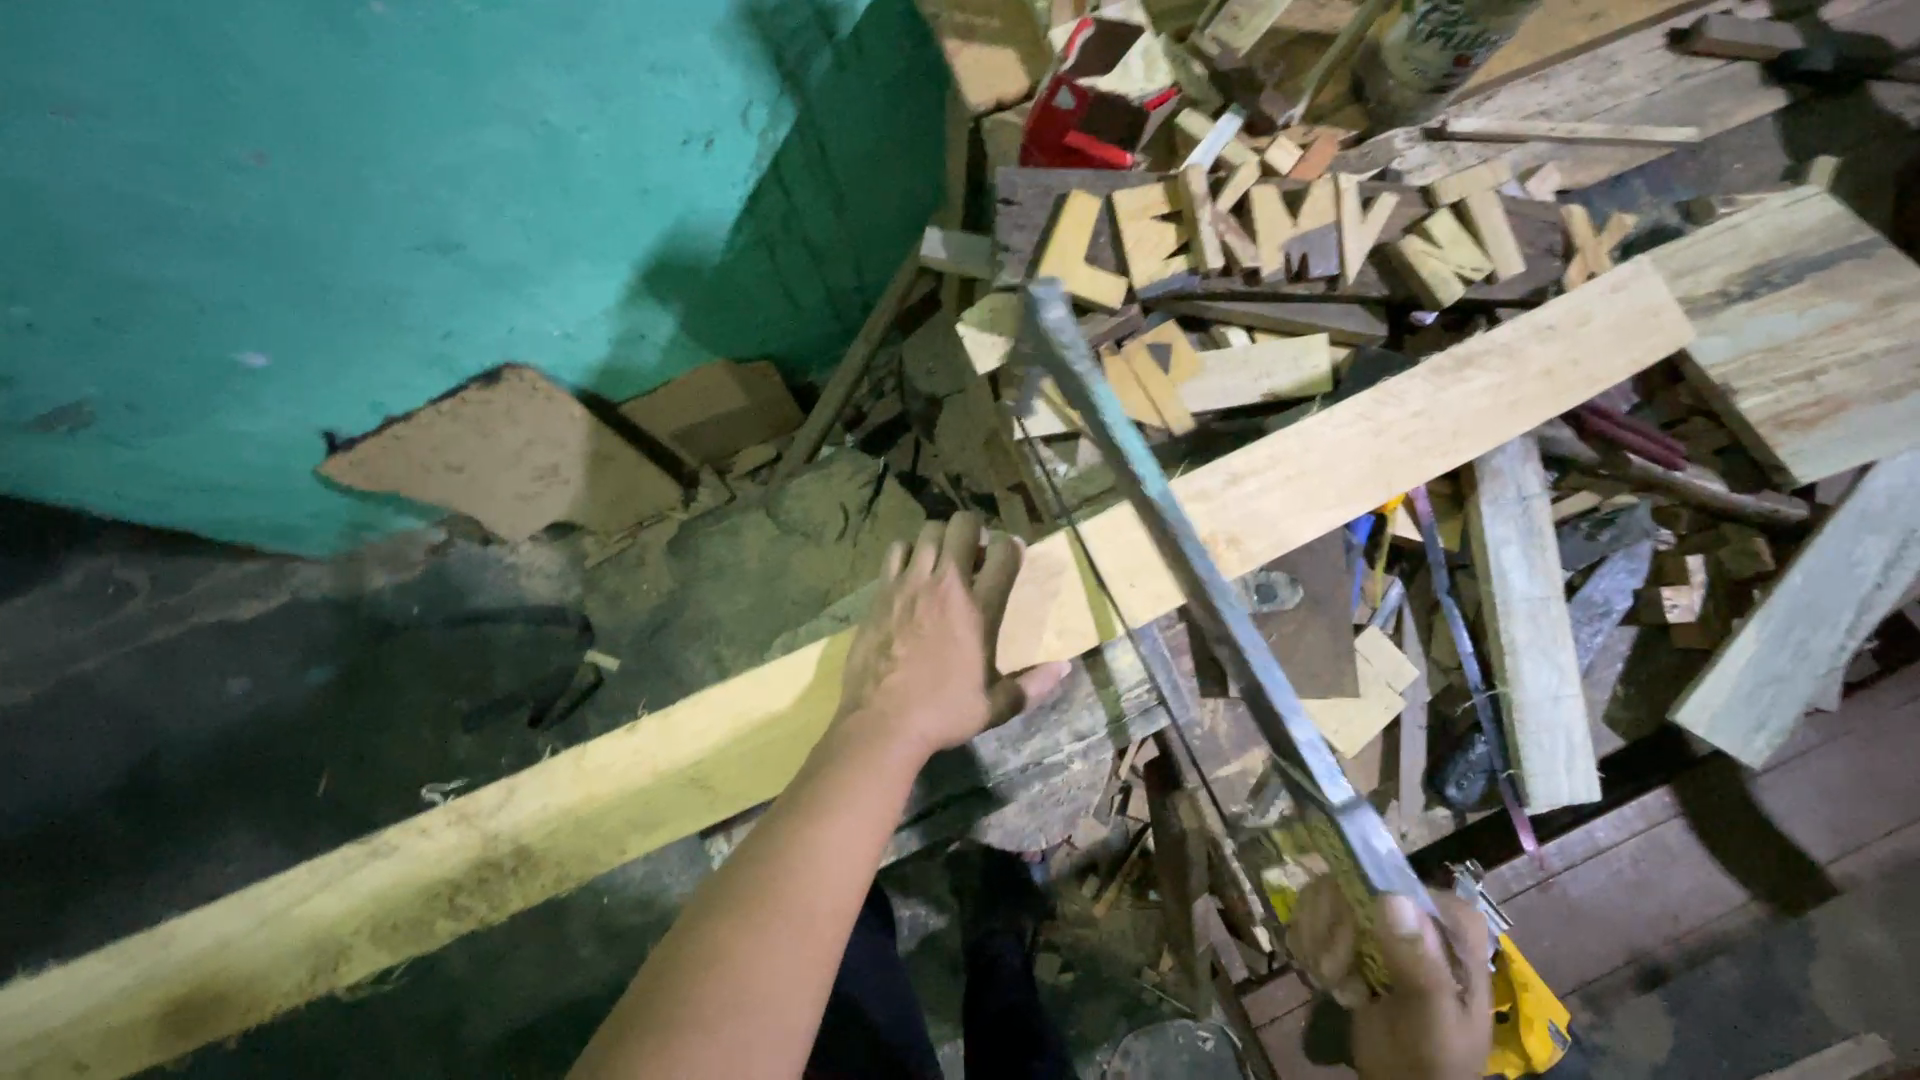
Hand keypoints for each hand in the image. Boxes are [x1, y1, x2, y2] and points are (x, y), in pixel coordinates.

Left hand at [834, 513, 1070, 760]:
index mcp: (980, 609)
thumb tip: (1065, 668)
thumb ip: (1032, 685)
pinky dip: (907, 552)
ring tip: (943, 558)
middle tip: (975, 550)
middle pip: (963, 526)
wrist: (882, 722)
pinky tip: (911, 572)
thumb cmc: (943, 714)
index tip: (1010, 554)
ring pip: (928, 532)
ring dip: (940, 538)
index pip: (1004, 552)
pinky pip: (896, 550)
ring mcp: (910, 584)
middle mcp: (947, 586)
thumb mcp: (995, 706)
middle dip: (974, 529)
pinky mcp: (881, 592)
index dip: (1012, 546)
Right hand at [1285, 877, 1491, 1079]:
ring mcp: (1382, 918)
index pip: (1392, 881)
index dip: (1358, 906)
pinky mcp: (1353, 930)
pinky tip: (1319, 974)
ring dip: (1315, 939)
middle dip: (1329, 930)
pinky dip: (1306, 941)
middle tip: (1330, 973)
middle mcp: (1416, 909)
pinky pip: (1312, 910)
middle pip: (1350, 884)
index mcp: (1451, 923)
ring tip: (1328, 980)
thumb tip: (1391, 898)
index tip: (1344, 949)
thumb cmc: (1431, 1058)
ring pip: (1325, 894)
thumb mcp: (1433, 1019)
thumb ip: (1419, 965)